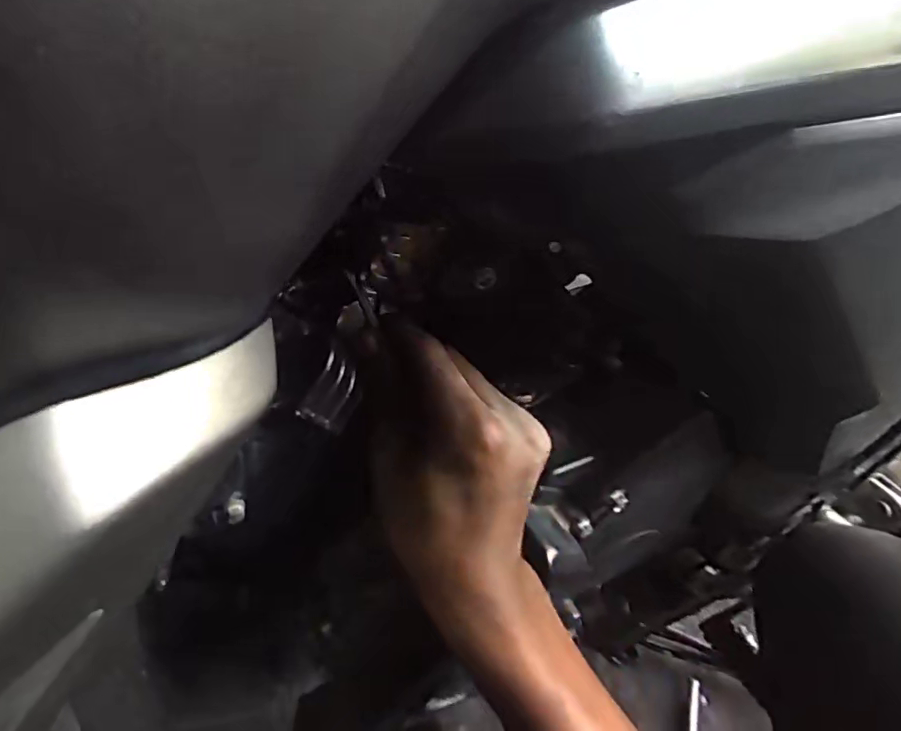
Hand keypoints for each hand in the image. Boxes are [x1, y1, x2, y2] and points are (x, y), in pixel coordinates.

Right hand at [372, 323, 551, 618]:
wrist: (479, 578)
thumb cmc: (421, 528)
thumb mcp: (390, 457)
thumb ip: (384, 389)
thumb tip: (363, 333)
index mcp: (474, 427)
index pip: (433, 354)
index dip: (400, 333)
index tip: (373, 322)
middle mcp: (512, 416)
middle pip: (455, 359)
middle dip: (416, 351)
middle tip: (381, 351)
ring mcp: (531, 422)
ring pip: (471, 372)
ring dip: (438, 369)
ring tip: (405, 379)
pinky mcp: (537, 429)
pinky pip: (487, 390)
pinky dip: (458, 388)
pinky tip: (438, 403)